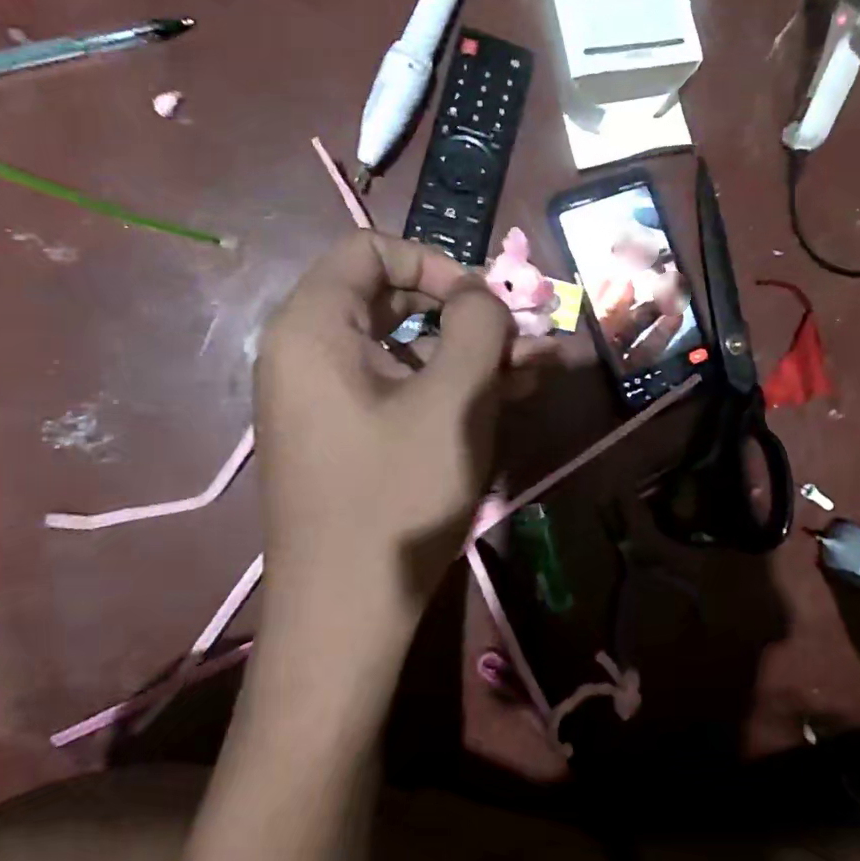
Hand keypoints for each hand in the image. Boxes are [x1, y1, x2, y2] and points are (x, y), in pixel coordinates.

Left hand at [253, 231, 512, 606]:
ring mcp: (334, 399)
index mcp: (313, 328)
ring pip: (414, 348)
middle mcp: (312, 353)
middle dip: (472, 313)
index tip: (481, 303)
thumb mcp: (454, 397)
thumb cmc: (397, 490)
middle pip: (398, 299)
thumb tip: (482, 296)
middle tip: (529, 333)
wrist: (350, 611)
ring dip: (480, 353)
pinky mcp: (356, 435)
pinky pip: (408, 388)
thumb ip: (477, 325)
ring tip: (547, 364)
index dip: (434, 262)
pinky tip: (518, 393)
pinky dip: (458, 386)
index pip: (369, 250)